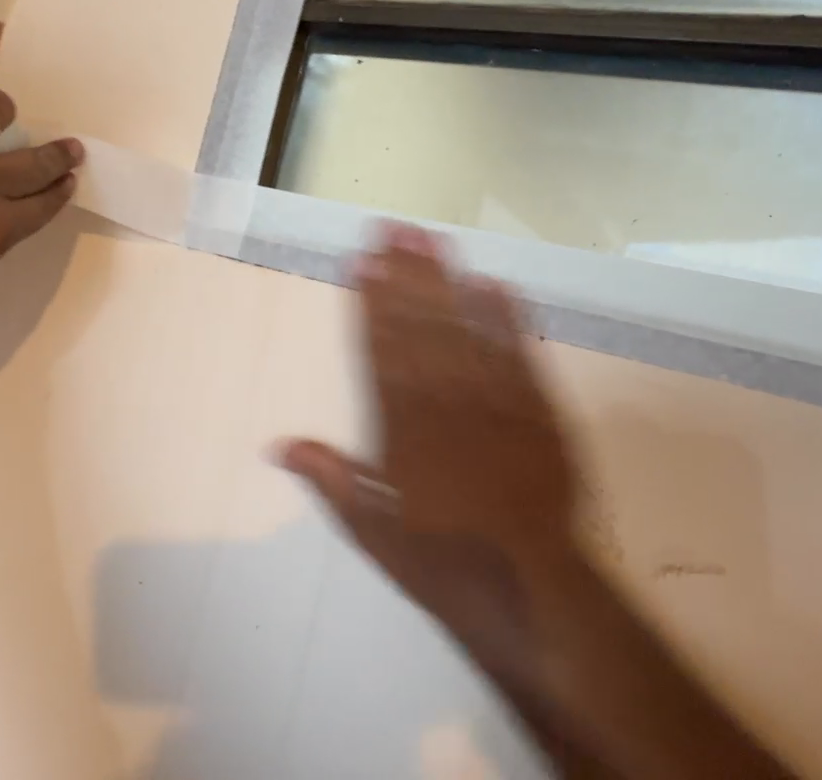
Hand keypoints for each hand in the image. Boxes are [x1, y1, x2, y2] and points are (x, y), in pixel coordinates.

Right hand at [277, 223, 580, 663]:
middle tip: (394, 227)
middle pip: (423, 329)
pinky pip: (522, 356)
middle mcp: (451, 407)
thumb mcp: (374, 534)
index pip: (382, 354)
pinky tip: (494, 283)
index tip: (361, 261)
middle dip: (406, 275)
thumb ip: (331, 481)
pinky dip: (508, 318)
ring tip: (431, 239)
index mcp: (406, 433)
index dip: (371, 304)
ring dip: (448, 282)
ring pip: (468, 332)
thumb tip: (277, 444)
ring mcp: (500, 405)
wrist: (536, 593)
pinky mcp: (543, 413)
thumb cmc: (445, 564)